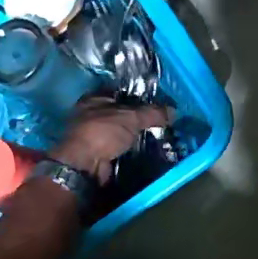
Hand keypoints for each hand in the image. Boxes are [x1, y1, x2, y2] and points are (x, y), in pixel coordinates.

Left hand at [48, 98, 172, 182]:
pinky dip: (130, 150)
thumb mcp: (131, 117)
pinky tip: (146, 151)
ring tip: (158, 137)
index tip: (156, 103)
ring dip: (135, 136)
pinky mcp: (98, 154)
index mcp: (94, 99)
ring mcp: (93, 136)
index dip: (138, 96)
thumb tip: (173, 111)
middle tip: (160, 122)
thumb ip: (152, 113)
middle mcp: (91, 115)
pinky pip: (119, 148)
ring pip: (121, 132)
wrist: (84, 166)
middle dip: (139, 119)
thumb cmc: (103, 132)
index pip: (120, 92)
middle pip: (121, 113)